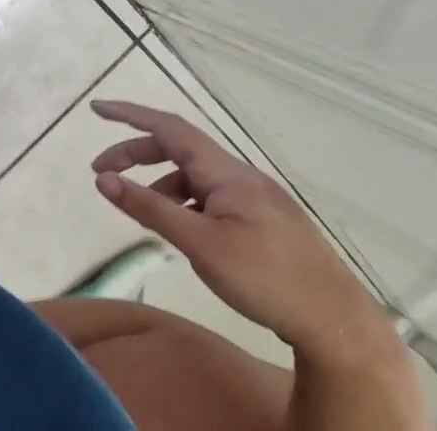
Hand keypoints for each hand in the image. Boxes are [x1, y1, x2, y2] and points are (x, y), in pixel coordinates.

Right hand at [88, 100, 395, 361]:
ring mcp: (258, 201)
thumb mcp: (199, 244)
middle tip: (103, 174)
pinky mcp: (266, 222)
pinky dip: (183, 202)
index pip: (171, 129)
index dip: (130, 114)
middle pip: (179, 150)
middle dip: (135, 154)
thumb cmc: (267, 281)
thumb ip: (148, 207)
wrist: (340, 327)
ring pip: (195, 176)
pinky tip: (180, 229)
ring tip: (141, 213)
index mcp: (229, 175)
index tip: (95, 108)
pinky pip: (212, 197)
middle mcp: (244, 179)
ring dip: (159, 183)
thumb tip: (102, 179)